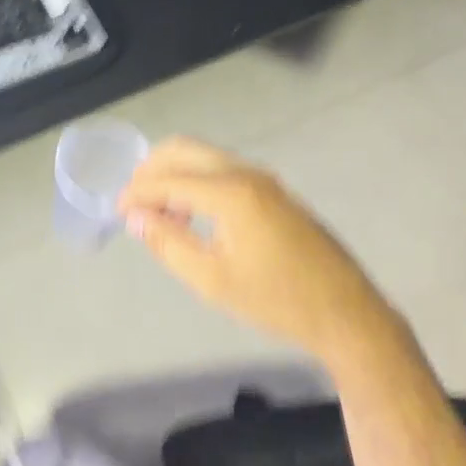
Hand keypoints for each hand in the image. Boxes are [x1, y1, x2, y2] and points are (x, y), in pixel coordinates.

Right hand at [117, 138, 401, 364]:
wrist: (348, 315)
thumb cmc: (276, 301)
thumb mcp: (211, 280)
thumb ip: (167, 243)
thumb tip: (135, 217)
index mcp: (231, 193)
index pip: (167, 180)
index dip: (136, 193)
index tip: (117, 212)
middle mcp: (247, 173)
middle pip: (183, 149)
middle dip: (150, 170)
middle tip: (133, 201)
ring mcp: (266, 179)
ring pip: (204, 155)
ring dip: (174, 174)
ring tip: (160, 213)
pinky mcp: (276, 191)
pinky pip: (223, 168)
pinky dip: (197, 179)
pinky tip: (193, 214)